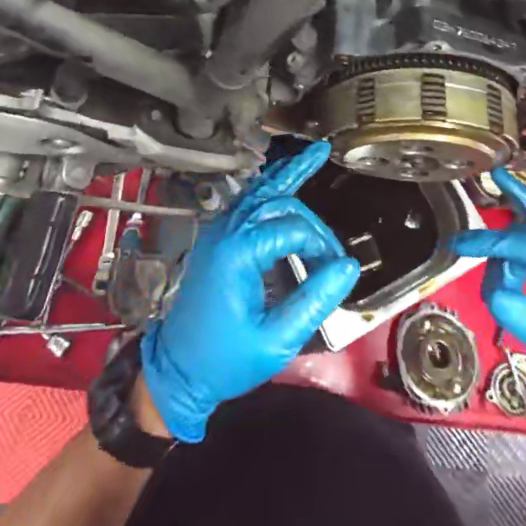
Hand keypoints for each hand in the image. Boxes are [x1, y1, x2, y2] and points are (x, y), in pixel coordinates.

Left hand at [140, 140, 361, 441]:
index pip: (293, 229)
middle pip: (281, 204)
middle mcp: (225, 233)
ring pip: (261, 190)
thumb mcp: (276, 340)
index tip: (333, 270)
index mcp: (237, 254)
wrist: (177, 372)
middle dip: (312, 224)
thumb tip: (348, 266)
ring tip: (318, 153)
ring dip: (291, 174)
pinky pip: (249, 201)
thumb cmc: (224, 360)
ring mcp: (219, 232)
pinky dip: (271, 185)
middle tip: (332, 253)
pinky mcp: (219, 238)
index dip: (320, 245)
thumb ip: (315, 301)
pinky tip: (288, 174)